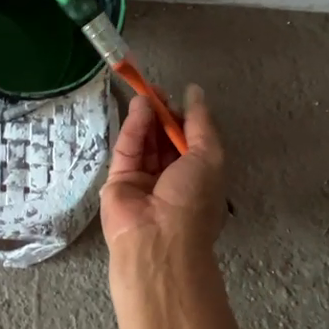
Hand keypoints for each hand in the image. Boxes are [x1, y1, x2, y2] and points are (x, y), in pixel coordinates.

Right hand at [100, 84, 225, 258]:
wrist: (158, 240)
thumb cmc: (193, 201)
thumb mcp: (209, 157)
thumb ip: (200, 123)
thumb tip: (195, 91)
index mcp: (199, 177)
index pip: (190, 141)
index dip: (184, 117)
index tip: (178, 94)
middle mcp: (171, 178)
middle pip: (165, 139)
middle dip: (163, 114)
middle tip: (156, 89)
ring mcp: (143, 179)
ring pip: (145, 141)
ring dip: (148, 117)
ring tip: (146, 93)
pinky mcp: (118, 179)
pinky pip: (128, 149)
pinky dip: (133, 128)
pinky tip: (138, 108)